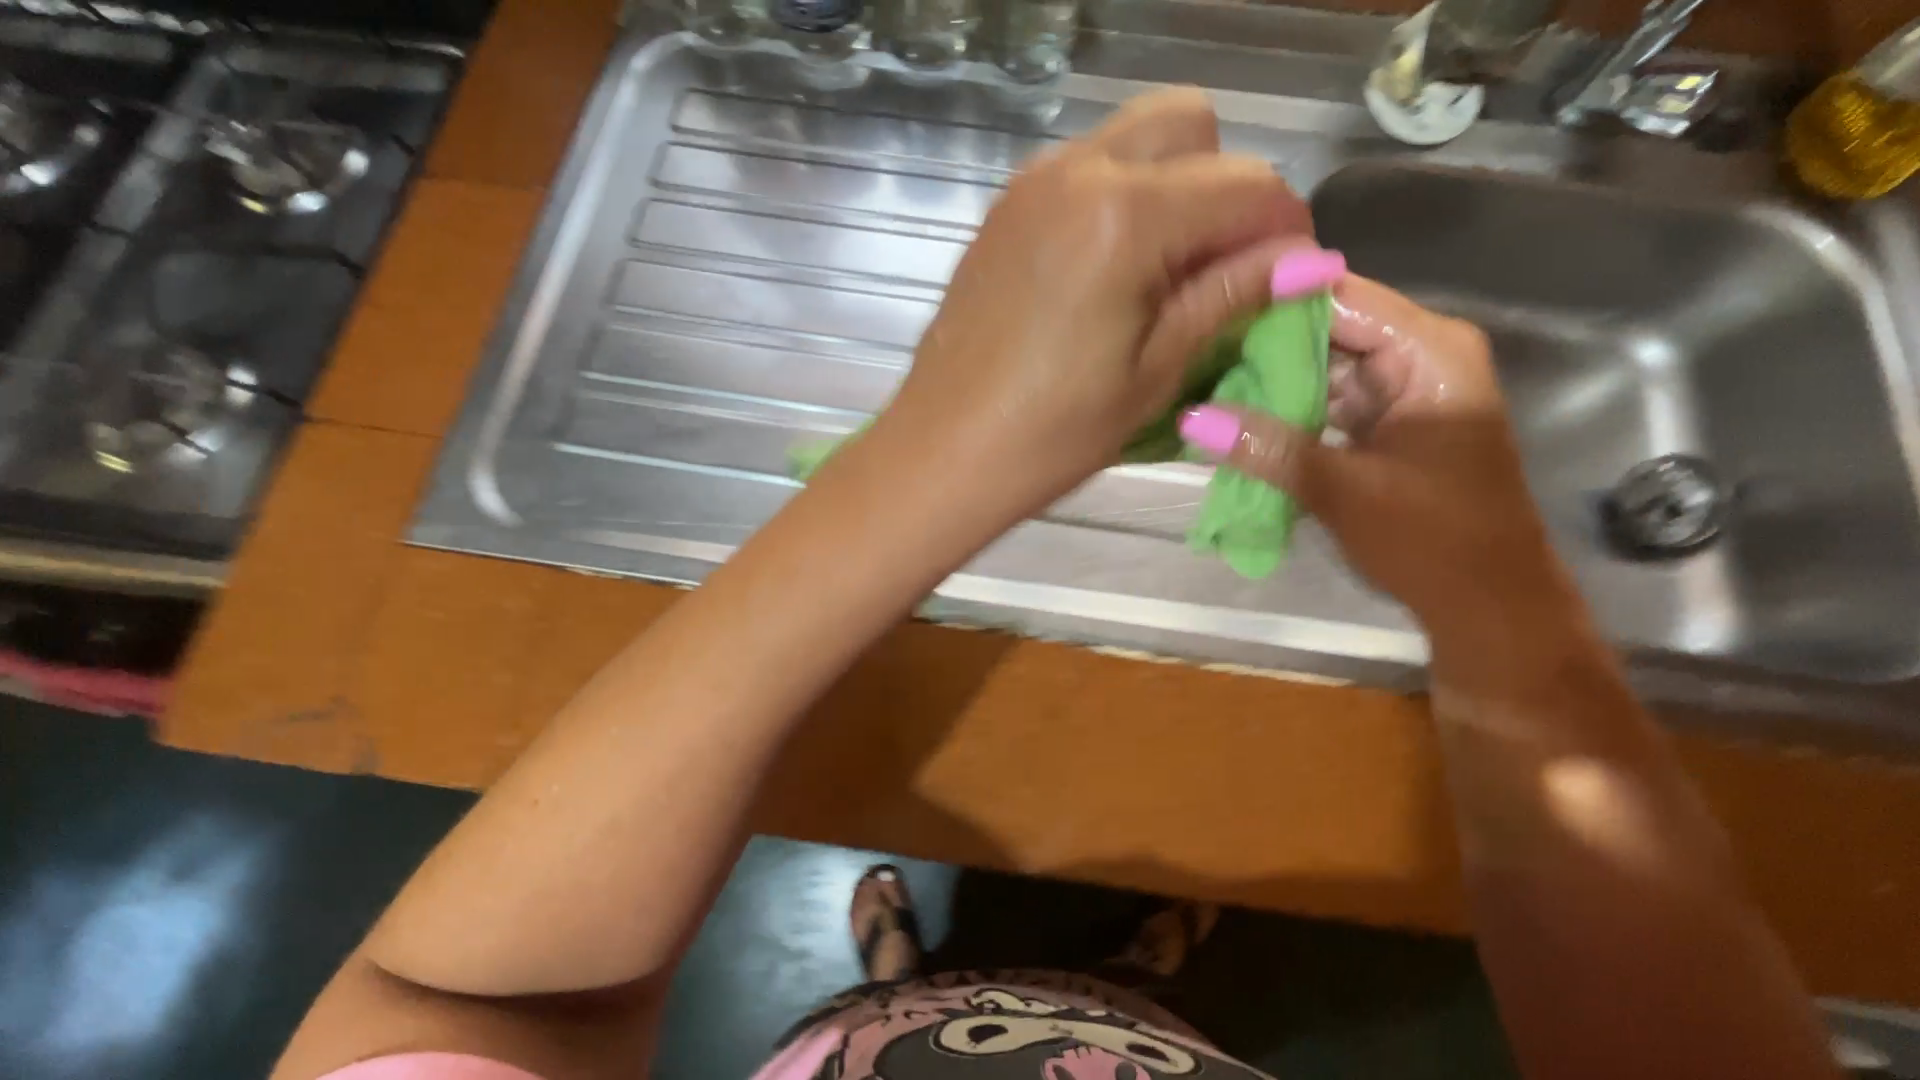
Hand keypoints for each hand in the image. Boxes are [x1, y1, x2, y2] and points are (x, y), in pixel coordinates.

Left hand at [877, 87, 1312, 524]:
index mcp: (1125, 214)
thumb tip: (1307, 259)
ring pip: (1134, 138)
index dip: (1286, 227)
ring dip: (1172, 184)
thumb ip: (1232, 295)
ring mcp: (1032, 183)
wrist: (943, 451)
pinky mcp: (1005, 207)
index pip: (1246, 183)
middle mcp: (1078, 172)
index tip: (1288, 278)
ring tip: (1166, 271)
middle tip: (1222, 264)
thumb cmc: (1054, 433)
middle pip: (1190, 125)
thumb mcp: (1157, 371)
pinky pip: (1085, 168)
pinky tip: (1112, 270)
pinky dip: (1120, 196)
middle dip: (1226, 184)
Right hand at [1178, 271, 1577, 639]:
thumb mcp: (1343, 491)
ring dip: (1268, 376)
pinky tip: (1235, 414)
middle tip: (1187, 350)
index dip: (1271, 300)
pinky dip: (1289, 406)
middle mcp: (1421, 354)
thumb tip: (1190, 418)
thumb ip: (1269, 448)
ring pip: (1323, 362)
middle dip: (1260, 340)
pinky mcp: (1388, 421)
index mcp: (1430, 351)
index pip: (1338, 295)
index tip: (1203, 311)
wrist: (1489, 605)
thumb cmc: (1434, 542)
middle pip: (1328, 325)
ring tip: (1197, 378)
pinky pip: (1329, 397)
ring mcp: (1404, 388)